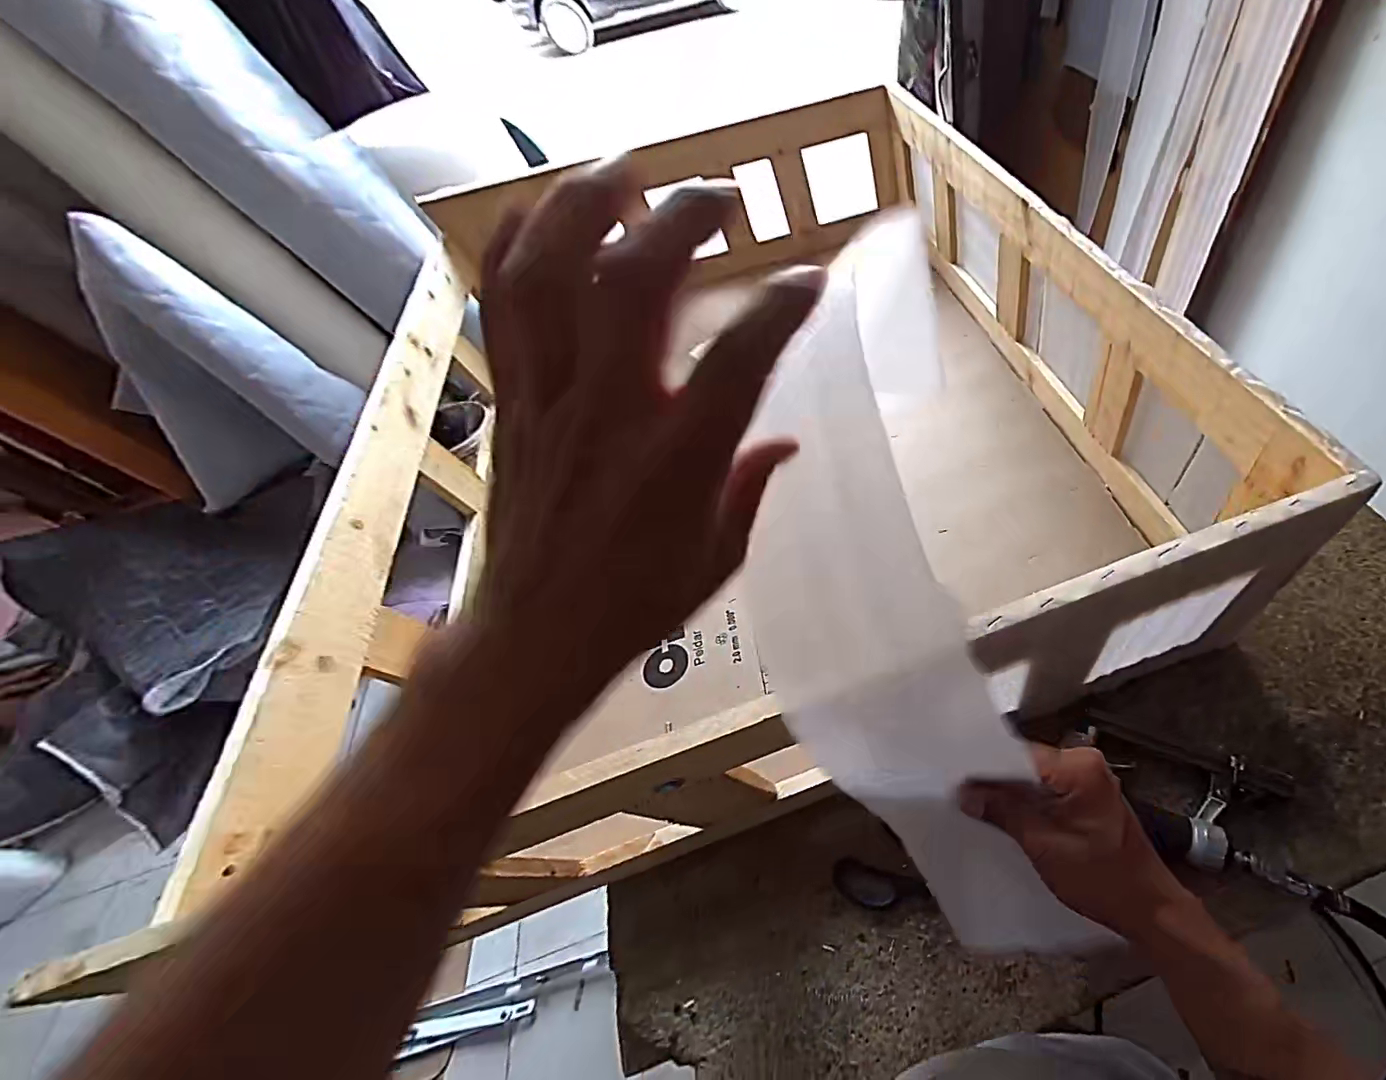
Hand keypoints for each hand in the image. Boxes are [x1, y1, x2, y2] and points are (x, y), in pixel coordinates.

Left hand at [464, 167, 823, 723]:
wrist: (537, 634)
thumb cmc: (642, 602)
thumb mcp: (722, 552)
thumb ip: (753, 485)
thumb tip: (783, 442)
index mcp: (681, 459)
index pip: (741, 357)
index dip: (781, 306)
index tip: (810, 277)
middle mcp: (614, 414)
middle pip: (635, 285)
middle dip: (681, 220)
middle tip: (720, 194)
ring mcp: (552, 401)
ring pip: (551, 277)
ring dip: (584, 207)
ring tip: (624, 169)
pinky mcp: (513, 402)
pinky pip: (505, 309)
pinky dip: (521, 248)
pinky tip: (544, 217)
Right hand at [961, 744, 1194, 938]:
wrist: (1148, 906)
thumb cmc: (1101, 878)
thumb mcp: (1045, 846)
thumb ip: (1005, 812)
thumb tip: (966, 794)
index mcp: (1080, 766)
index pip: (1021, 755)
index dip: (987, 767)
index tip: (957, 778)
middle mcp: (1086, 762)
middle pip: (1028, 762)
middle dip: (996, 779)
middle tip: (961, 792)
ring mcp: (1090, 777)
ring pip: (1036, 776)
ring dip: (1011, 791)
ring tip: (976, 802)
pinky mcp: (1088, 794)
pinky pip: (1049, 788)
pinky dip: (1028, 800)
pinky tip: (1006, 813)